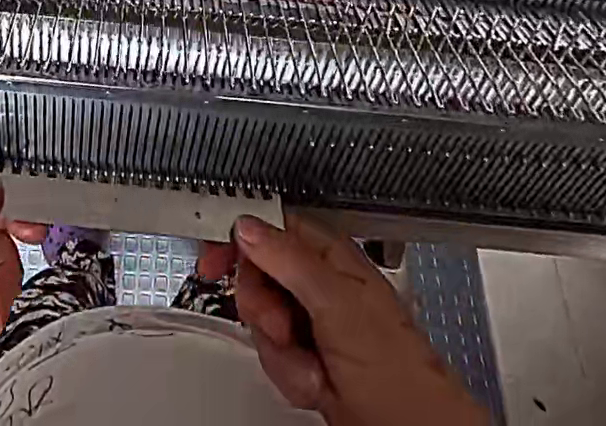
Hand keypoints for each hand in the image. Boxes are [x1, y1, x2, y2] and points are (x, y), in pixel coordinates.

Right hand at [234, 214, 489, 425]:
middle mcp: (317, 280)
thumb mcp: (335, 301)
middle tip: (281, 325)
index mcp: (327, 252)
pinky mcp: (306, 352)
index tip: (213, 259)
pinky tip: (316, 381)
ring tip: (311, 361)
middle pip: (257, 275)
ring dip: (280, 350)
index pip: (270, 227)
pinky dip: (288, 373)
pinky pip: (272, 354)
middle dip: (263, 309)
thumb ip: (287, 258)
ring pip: (260, 319)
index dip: (238, 240)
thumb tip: (247, 224)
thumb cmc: (392, 363)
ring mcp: (311, 318)